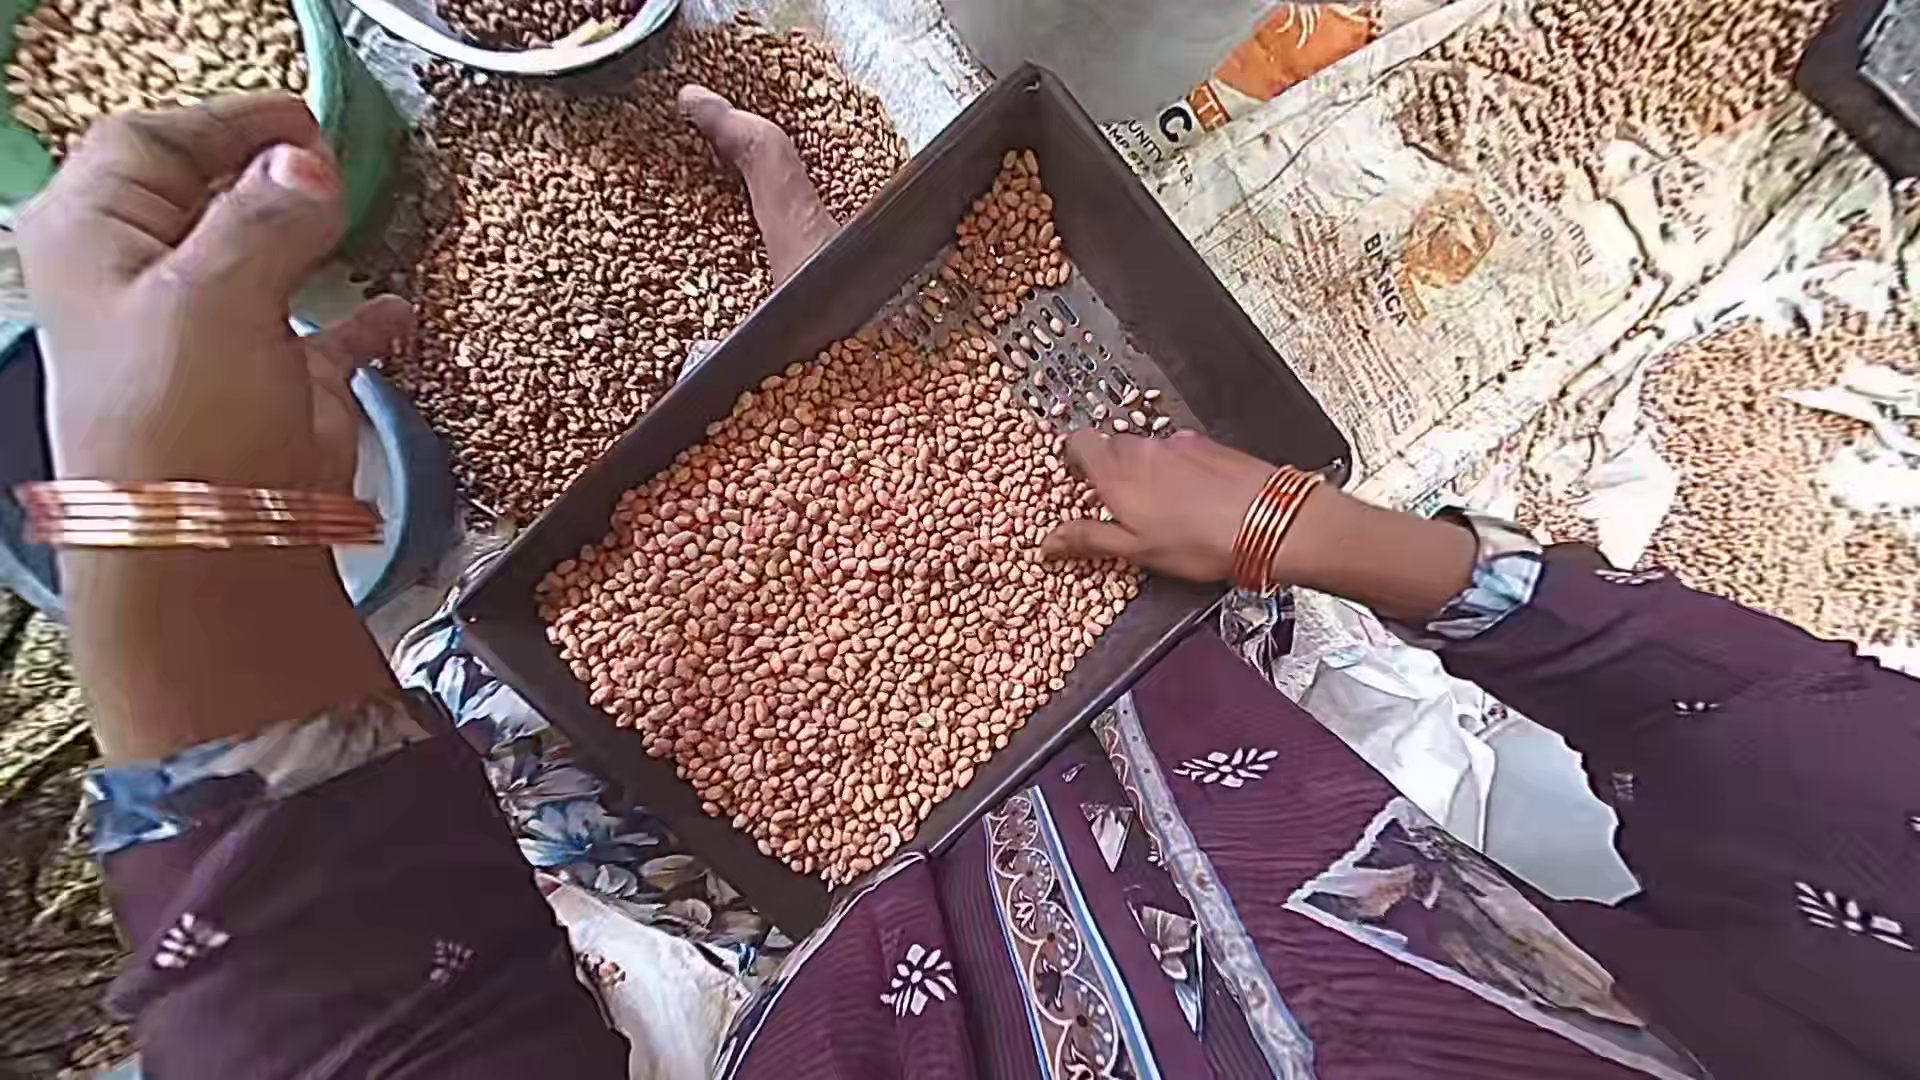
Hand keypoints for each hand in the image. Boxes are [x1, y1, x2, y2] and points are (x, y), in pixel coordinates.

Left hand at [15, 95, 411, 492]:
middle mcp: (162, 274)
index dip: (225, 122)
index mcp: (106, 237)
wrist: (225, 515)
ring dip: (319, 233)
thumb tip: (312, 163)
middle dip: (272, 170)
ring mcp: (230, 325)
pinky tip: (399, 309)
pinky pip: (331, 329)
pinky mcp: (289, 372)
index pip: (155, 147)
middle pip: (215, 196)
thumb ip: (265, 226)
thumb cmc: (190, 405)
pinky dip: (365, 316)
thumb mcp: (215, 301)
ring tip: (368, 211)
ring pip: (276, 258)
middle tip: (339, 154)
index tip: (303, 115)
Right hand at [1041, 430, 1279, 581]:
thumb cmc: (1198, 541)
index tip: (1076, 479)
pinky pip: (1179, 452)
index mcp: (1116, 470)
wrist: (1273, 521)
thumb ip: (1088, 538)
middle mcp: (1143, 447)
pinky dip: (1176, 470)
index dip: (1072, 458)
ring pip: (1147, 450)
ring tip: (1162, 507)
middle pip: (1113, 446)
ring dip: (1145, 471)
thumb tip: (1046, 542)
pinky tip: (1194, 499)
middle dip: (1110, 470)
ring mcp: (1178, 442)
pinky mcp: (1209, 445)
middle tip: (1119, 503)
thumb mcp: (1135, 549)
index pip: (1078, 443)